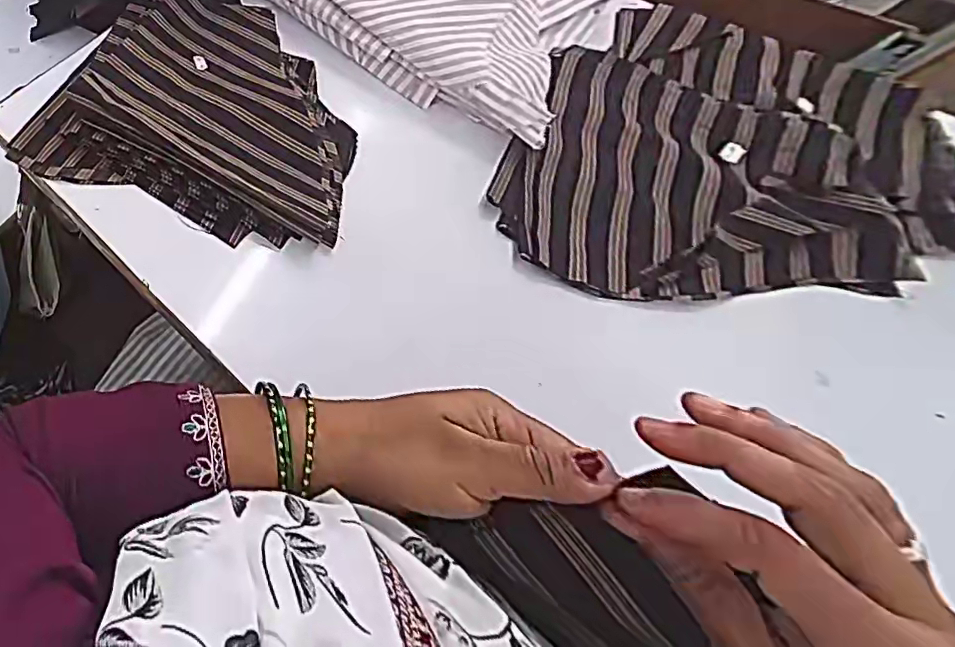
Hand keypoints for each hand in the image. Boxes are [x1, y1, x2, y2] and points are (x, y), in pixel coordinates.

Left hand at [321, 390, 618, 517]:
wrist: (336, 459)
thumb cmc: (388, 448)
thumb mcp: (470, 462)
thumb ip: (534, 468)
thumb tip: (600, 470)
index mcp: (498, 415)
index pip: (573, 453)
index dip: (597, 491)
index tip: (617, 526)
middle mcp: (488, 430)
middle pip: (554, 474)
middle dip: (568, 506)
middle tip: (569, 539)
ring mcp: (472, 455)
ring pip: (529, 492)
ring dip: (537, 515)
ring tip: (534, 534)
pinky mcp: (456, 479)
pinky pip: (501, 501)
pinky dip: (509, 519)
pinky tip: (505, 533)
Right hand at [604, 393, 954, 646]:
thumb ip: (706, 593)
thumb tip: (639, 520)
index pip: (773, 550)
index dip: (692, 515)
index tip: (632, 500)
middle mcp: (923, 614)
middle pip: (816, 495)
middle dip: (721, 449)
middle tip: (655, 429)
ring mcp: (924, 590)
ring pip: (845, 481)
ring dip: (760, 434)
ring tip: (697, 408)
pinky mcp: (910, 573)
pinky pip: (866, 493)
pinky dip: (804, 450)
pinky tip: (763, 427)